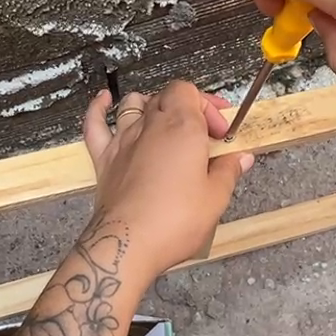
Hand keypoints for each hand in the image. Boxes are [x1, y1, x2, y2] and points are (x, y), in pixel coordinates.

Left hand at [80, 81, 252, 272]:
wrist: (129, 244)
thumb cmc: (173, 221)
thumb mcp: (215, 198)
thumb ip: (228, 171)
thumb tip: (240, 159)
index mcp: (182, 127)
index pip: (190, 91)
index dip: (207, 106)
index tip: (220, 132)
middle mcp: (151, 126)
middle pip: (167, 97)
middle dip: (188, 108)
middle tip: (203, 135)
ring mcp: (124, 140)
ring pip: (134, 104)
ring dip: (153, 106)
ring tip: (166, 121)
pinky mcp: (104, 159)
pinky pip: (95, 124)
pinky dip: (99, 108)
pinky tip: (105, 101)